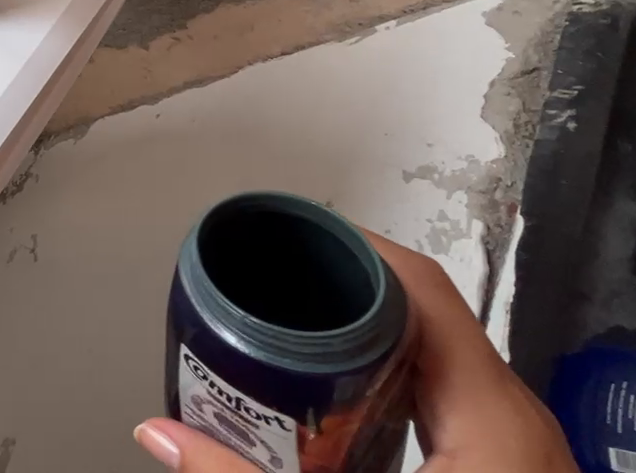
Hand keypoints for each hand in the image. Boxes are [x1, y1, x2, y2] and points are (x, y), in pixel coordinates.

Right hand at [134, 231, 577, 471]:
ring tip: (288, 319)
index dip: (352, 244)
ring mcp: (519, 448)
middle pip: (421, 313)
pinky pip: (445, 389)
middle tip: (267, 272)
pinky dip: (387, 368)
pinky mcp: (507, 469)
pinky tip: (341, 387)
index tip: (289, 227)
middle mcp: (514, 421)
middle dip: (337, 285)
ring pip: (435, 352)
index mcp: (492, 418)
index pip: (422, 288)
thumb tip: (158, 433)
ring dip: (361, 328)